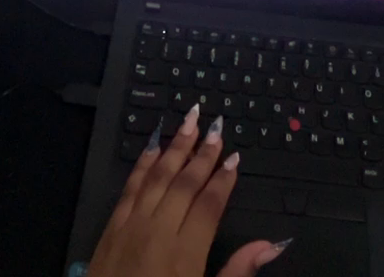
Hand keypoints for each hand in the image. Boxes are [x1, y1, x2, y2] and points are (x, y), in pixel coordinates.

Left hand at [86, 103, 289, 276]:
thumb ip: (236, 272)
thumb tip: (271, 245)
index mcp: (185, 254)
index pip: (209, 206)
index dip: (224, 180)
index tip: (235, 157)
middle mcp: (158, 232)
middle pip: (185, 184)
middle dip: (203, 153)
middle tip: (217, 126)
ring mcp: (132, 226)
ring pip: (158, 176)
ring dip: (175, 146)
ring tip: (190, 121)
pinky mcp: (111, 228)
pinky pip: (130, 187)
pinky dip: (143, 164)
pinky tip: (152, 146)